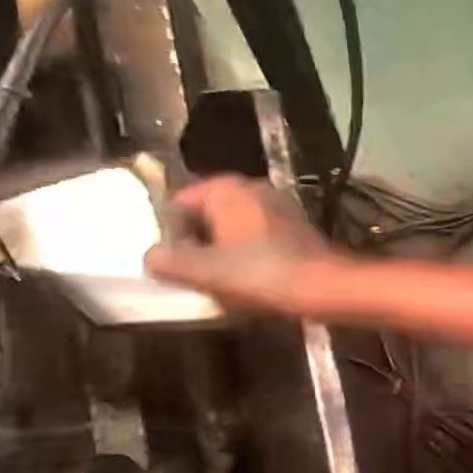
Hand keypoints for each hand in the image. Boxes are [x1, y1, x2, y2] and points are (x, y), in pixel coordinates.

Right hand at [145, 176, 349, 312]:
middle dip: (195, 239)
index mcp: (227, 188)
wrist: (322, 285)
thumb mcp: (203, 270)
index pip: (179, 202)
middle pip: (207, 213)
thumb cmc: (259, 272)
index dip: (168, 231)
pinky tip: (243, 276)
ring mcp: (278, 205)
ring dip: (221, 248)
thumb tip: (150, 256)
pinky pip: (256, 235)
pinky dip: (246, 251)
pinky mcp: (294, 225)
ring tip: (212, 278)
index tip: (165, 259)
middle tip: (186, 271)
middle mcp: (253, 187)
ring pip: (233, 225)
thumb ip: (168, 261)